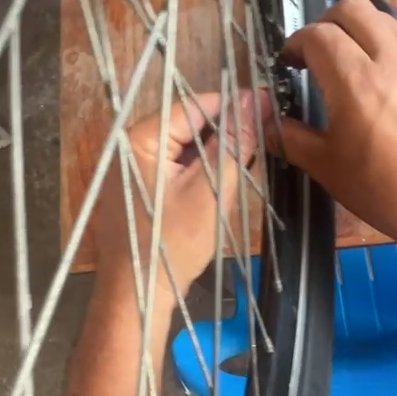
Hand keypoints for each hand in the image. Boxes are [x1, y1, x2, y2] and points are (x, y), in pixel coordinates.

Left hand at [93, 90, 261, 299]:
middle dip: (224, 134)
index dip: (233, 105)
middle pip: (187, 125)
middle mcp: (129, 146)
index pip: (195, 105)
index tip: (268, 107)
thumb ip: (234, 142)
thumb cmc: (174, 245)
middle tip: (260, 145)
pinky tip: (218, 189)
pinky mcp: (136, 190)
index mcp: (141, 138)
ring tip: (244, 169)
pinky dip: (197, 174)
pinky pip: (172, 169)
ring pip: (182, 149)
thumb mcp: (212, 191)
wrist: (137, 295)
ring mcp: (129, 169)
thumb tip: (254, 99)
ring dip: (213, 157)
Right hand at [274, 0, 396, 247]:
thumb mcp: (327, 168)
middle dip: (323, 24)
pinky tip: (367, 77)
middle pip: (351, 10)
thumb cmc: (384, 190)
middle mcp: (387, 59)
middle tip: (310, 55)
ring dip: (352, 28)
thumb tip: (269, 123)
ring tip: (338, 62)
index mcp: (356, 81)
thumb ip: (292, 138)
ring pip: (378, 17)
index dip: (295, 44)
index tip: (285, 65)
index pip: (318, 36)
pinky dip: (375, 41)